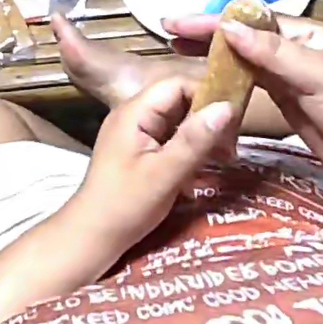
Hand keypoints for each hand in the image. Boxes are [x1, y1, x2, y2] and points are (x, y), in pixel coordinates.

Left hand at [60, 76, 237, 254]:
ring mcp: (135, 133)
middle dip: (207, 118)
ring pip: (177, 120)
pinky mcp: (139, 150)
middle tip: (231, 145)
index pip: (178, 84)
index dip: (207, 95)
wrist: (90, 238)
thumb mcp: (165, 173)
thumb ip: (195, 139)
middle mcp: (134, 114)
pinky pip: (170, 138)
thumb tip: (227, 107)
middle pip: (179, 100)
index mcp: (135, 111)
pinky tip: (205, 168)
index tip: (233, 119)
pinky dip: (189, 148)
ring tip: (224, 158)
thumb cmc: (125, 205)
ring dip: (201, 136)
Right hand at [163, 13, 322, 191]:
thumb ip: (273, 53)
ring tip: (177, 50)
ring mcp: (290, 76)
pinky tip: (208, 78)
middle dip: (207, 32)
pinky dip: (228, 78)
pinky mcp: (287, 100)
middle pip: (244, 35)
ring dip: (213, 54)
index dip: (213, 20)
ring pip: (244, 58)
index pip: (253, 21)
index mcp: (307, 34)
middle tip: (168, 31)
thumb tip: (229, 27)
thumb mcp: (319, 76)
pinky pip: (251, 83)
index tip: (178, 21)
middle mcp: (296, 49)